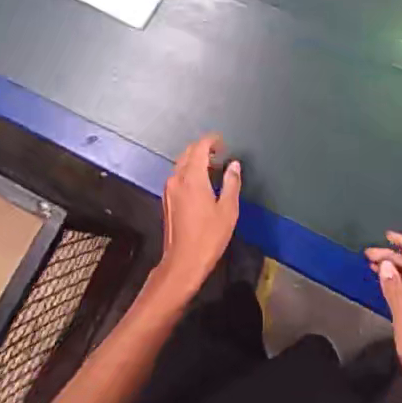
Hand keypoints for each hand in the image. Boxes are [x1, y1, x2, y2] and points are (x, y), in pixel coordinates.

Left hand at [152, 133, 241, 298]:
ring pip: (181, 165)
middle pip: (187, 154)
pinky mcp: (167, 201)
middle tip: (220, 153)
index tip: (223, 142)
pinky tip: (202, 184)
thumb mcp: (228, 209)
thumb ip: (231, 183)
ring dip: (196, 161)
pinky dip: (190, 173)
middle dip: (203, 149)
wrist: (183, 261)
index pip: (199, 148)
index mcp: (192, 179)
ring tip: (213, 168)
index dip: (211, 141)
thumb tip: (234, 165)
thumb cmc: (209, 237)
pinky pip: (178, 177)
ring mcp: (169, 190)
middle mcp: (177, 180)